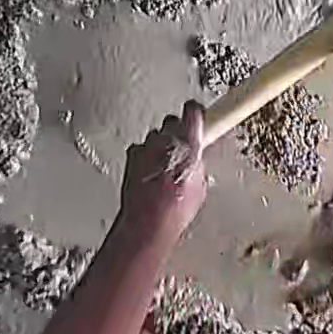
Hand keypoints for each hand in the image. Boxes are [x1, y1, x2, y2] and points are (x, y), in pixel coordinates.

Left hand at [118, 102, 210, 241]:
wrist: (148, 222)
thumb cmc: (174, 209)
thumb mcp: (200, 186)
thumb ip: (198, 164)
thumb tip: (197, 162)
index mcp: (188, 143)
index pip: (193, 111)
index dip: (196, 113)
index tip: (198, 115)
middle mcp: (166, 139)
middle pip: (172, 122)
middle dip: (177, 132)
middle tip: (181, 149)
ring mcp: (147, 146)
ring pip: (155, 136)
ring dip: (160, 146)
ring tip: (164, 167)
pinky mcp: (132, 155)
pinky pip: (141, 149)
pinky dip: (145, 157)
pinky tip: (150, 173)